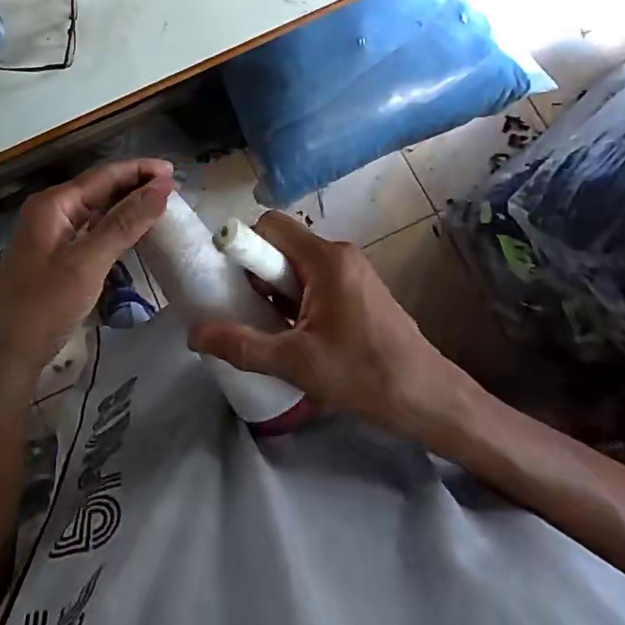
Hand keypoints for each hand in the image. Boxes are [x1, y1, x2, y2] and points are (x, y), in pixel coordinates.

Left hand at [0, 159, 175, 373]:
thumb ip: (124, 223)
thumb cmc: (43, 306)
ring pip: (96, 212)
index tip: (175, 173)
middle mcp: (50, 212)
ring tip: (161, 211)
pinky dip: (114, 231)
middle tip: (174, 193)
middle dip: (136, 188)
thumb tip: (161, 188)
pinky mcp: (54, 259)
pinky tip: (133, 238)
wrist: (3, 355)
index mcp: (53, 204)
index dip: (140, 171)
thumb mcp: (87, 263)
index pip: (104, 175)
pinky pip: (90, 234)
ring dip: (127, 209)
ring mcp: (50, 236)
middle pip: (99, 190)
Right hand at [188, 212, 481, 442]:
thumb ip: (241, 345)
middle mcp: (339, 253)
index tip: (231, 284)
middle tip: (251, 314)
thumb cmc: (364, 374)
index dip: (242, 247)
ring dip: (275, 292)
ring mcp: (352, 270)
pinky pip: (313, 279)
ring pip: (295, 265)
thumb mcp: (295, 363)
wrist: (430, 399)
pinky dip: (295, 300)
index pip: (269, 225)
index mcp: (325, 258)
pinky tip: (297, 336)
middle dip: (257, 276)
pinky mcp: (358, 289)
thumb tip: (194, 333)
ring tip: (274, 330)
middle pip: (280, 245)